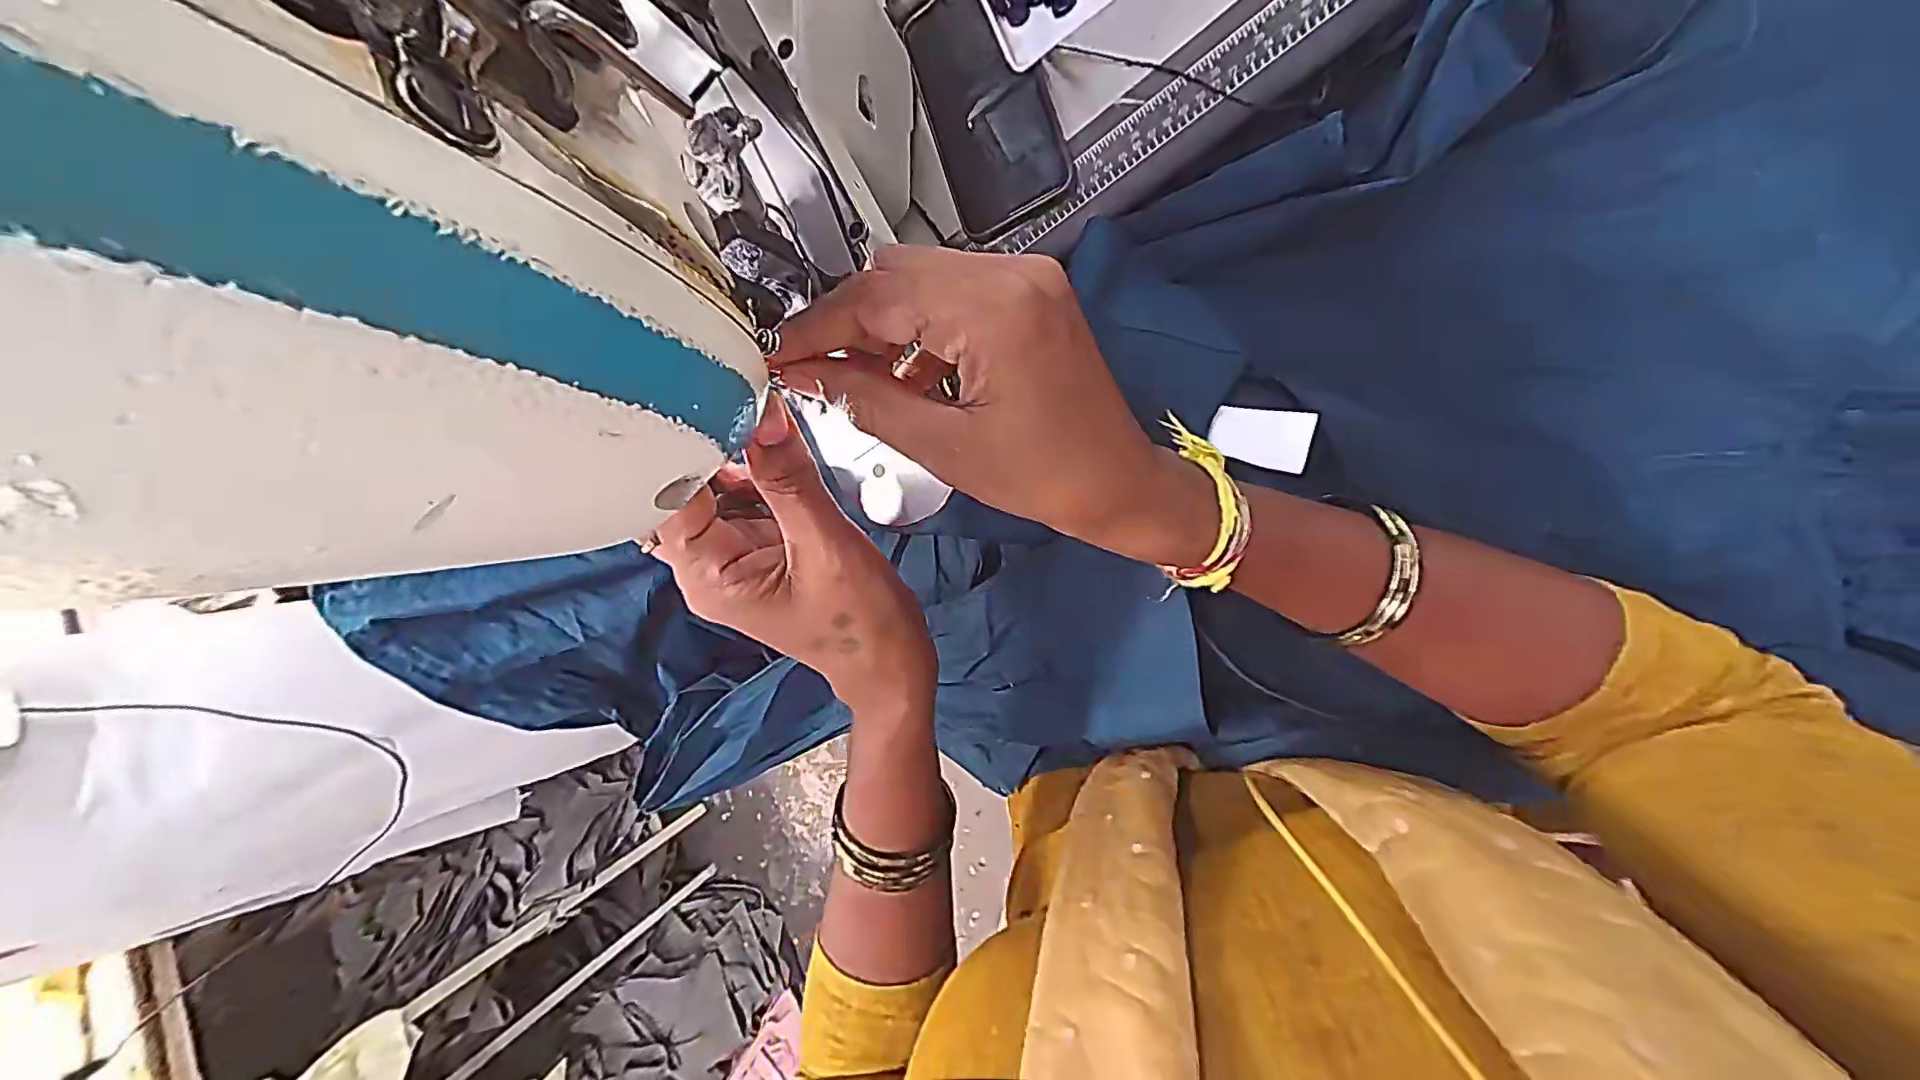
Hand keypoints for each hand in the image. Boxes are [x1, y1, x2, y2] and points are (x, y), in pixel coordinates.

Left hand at [652, 397, 935, 715]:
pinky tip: (777, 454)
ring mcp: (732, 556)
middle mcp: (709, 567)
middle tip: (744, 406)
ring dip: (737, 456)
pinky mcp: (756, 545)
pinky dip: (758, 470)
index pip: (670, 498)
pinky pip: (744, 496)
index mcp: (709, 577)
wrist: (887, 657)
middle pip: (685, 489)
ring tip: (766, 427)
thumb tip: (765, 415)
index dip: (686, 448)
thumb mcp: (826, 544)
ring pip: (715, 488)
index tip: (711, 404)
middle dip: (712, 446)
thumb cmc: (859, 623)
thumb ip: (790, 478)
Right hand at [771, 246, 1215, 566]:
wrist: (1116, 482)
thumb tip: (813, 375)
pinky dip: (920, 328)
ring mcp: (1027, 279)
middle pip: (895, 273)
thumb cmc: (1051, 476)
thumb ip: (867, 402)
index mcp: (996, 311)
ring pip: (921, 279)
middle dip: (848, 322)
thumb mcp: (944, 448)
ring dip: (883, 325)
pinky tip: (910, 372)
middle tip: (819, 368)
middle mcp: (1015, 276)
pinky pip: (954, 292)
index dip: (819, 326)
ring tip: (865, 379)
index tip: (786, 352)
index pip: (877, 296)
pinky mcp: (1030, 294)